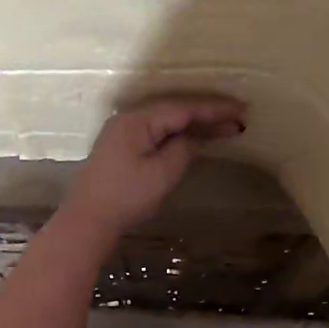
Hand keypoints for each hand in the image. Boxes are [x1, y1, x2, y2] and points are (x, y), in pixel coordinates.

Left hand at [61, 94, 246, 231]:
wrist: (87, 219)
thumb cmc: (125, 197)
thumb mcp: (161, 174)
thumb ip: (183, 149)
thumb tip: (197, 136)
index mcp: (139, 120)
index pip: (184, 108)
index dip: (214, 109)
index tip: (241, 110)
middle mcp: (130, 119)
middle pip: (175, 110)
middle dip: (208, 113)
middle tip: (239, 116)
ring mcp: (123, 133)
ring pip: (166, 121)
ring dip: (194, 124)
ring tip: (223, 127)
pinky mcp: (121, 149)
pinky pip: (156, 132)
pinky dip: (178, 134)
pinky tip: (192, 139)